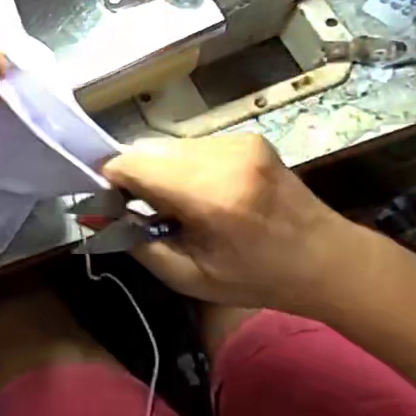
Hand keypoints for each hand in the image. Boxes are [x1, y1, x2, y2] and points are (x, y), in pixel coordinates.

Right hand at [101, 133, 376, 314]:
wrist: (327, 259)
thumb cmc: (255, 278)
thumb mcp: (186, 276)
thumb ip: (133, 241)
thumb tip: (88, 214)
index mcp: (212, 197)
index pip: (133, 164)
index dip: (112, 182)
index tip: (114, 207)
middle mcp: (224, 157)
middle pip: (147, 150)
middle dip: (134, 177)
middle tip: (144, 211)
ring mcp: (239, 142)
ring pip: (167, 145)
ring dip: (158, 171)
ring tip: (178, 205)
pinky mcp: (247, 137)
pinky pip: (191, 144)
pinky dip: (182, 165)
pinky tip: (201, 193)